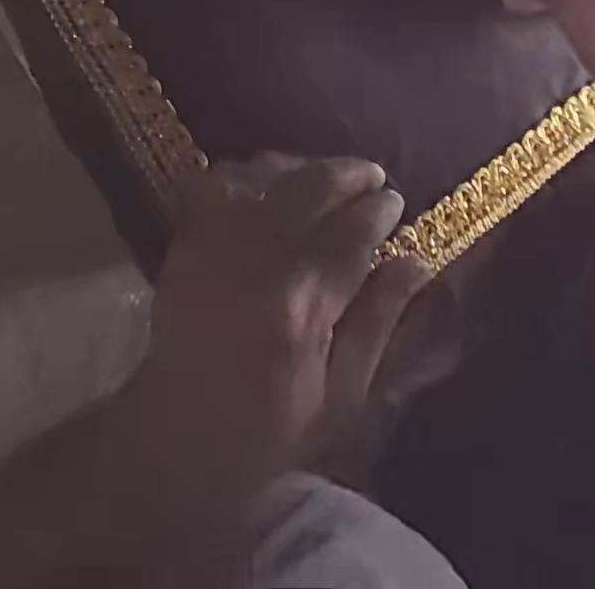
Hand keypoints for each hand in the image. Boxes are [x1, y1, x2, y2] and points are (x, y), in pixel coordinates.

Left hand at [117, 155, 430, 504]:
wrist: (180, 427)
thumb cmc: (272, 423)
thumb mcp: (343, 394)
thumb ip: (380, 320)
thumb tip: (414, 261)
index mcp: (303, 304)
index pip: (352, 231)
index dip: (380, 209)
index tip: (395, 202)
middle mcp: (257, 259)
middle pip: (311, 187)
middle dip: (350, 173)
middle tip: (371, 177)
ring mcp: (214, 242)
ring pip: (265, 175)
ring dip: (304, 167)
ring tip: (326, 175)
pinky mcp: (186, 239)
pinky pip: (217, 182)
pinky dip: (248, 172)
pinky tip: (270, 183)